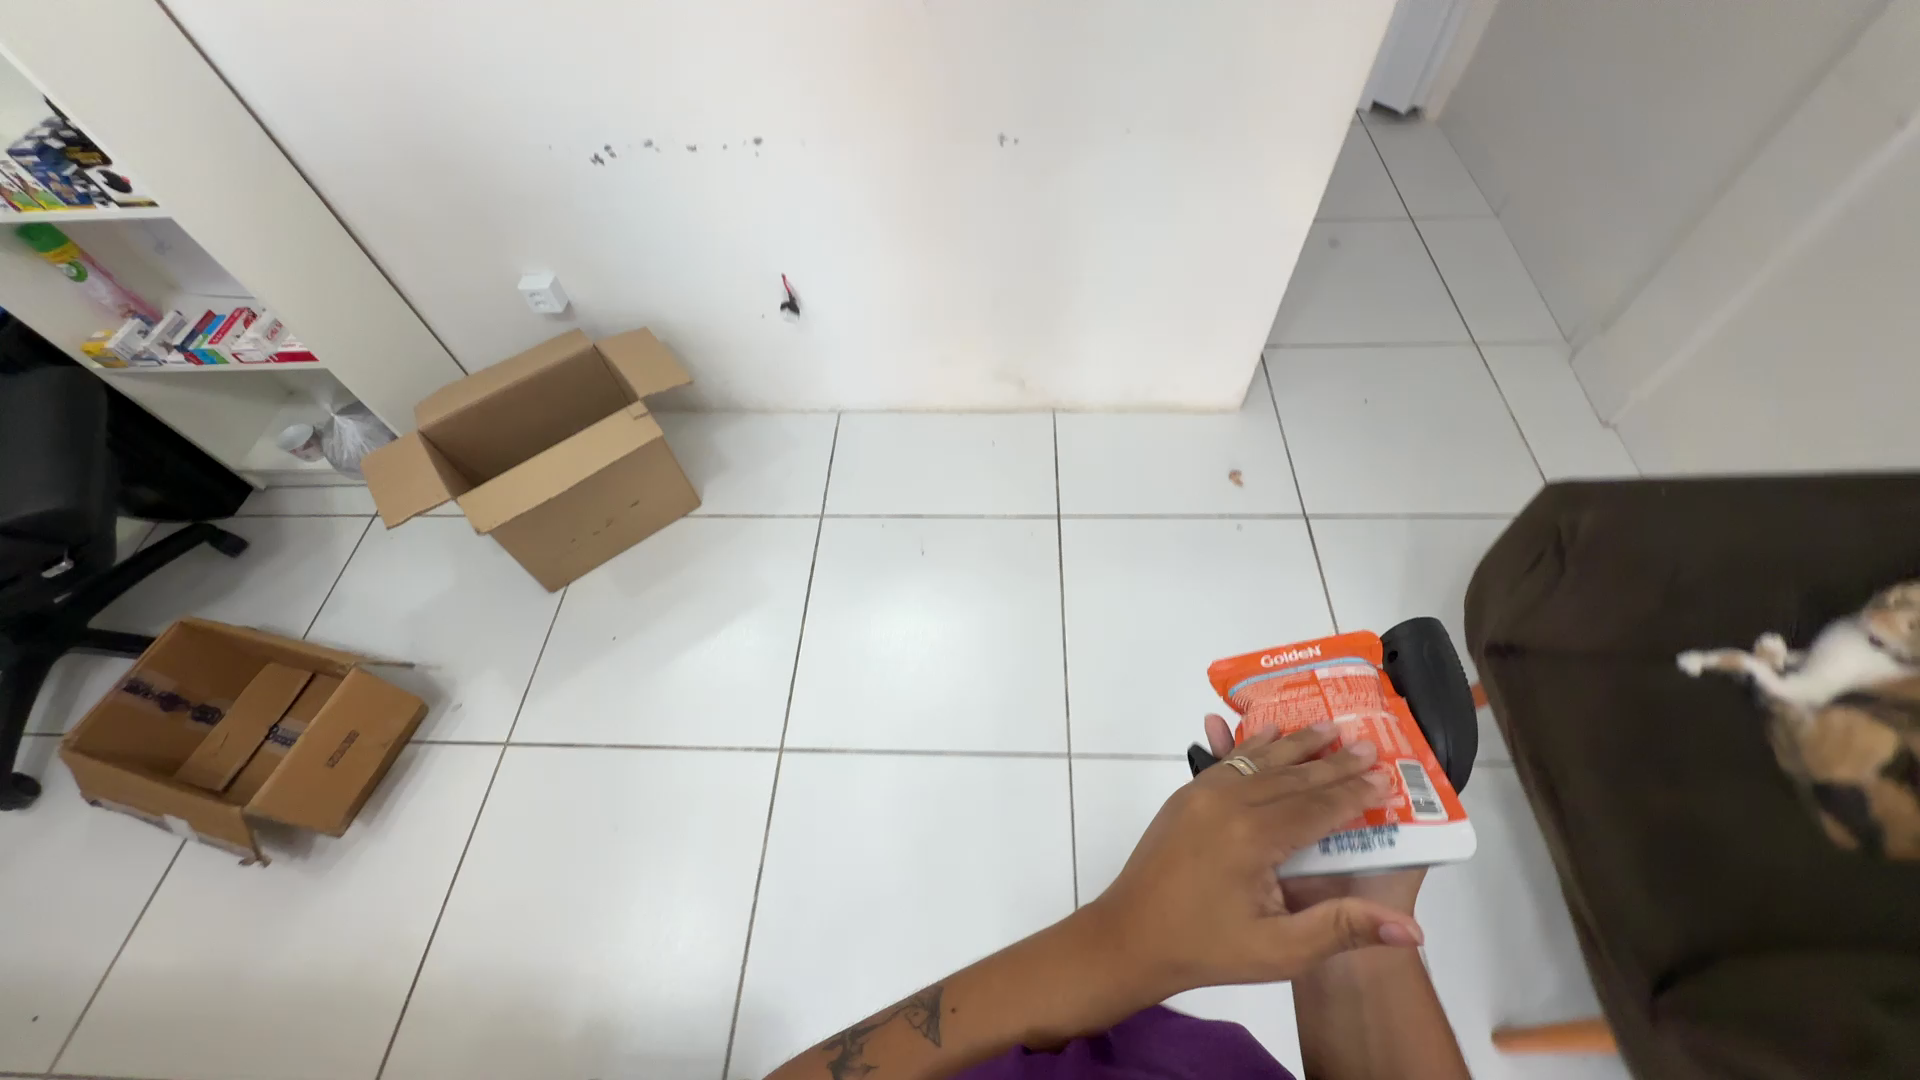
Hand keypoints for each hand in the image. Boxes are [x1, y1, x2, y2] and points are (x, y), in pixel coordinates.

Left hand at [1082, 723, 1424, 1001]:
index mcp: (1252, 837)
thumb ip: (1343, 929)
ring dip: (1295, 745)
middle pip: (1291, 777)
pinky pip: (1227, 763)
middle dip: (1333, 762)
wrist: (1130, 934)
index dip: (1353, 793)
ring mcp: (1200, 794)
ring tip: (1327, 728)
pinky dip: (1253, 747)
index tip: (1386, 776)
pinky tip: (1267, 734)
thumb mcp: (1280, 950)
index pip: (1316, 807)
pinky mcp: (1184, 796)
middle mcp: (1226, 803)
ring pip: (1258, 761)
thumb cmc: (1207, 948)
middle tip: (1367, 744)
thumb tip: (1414, 931)